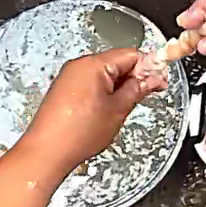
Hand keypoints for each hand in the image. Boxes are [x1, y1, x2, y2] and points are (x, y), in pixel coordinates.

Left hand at [13, 48, 156, 178]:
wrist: (47, 151)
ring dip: (118, 86)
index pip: (131, 54)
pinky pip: (89, 82)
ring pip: (103, 73)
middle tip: (144, 96)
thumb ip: (138, 89)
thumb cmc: (76, 133)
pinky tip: (105, 111)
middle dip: (133, 77)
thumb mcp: (118, 110)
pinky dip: (102, 92)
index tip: (158, 81)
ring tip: (121, 109)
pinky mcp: (64, 88)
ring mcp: (69, 76)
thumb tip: (152, 78)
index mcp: (94, 65)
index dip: (149, 67)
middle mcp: (79, 65)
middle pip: (116, 62)